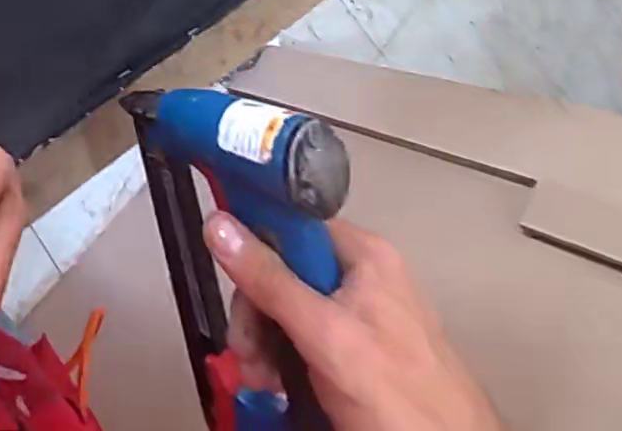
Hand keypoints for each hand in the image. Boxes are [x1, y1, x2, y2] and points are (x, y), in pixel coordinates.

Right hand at [206, 213, 501, 430]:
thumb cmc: (404, 404)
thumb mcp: (326, 336)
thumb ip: (269, 280)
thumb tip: (217, 224)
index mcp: (362, 254)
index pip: (288, 218)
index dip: (251, 236)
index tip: (224, 262)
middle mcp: (359, 274)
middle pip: (279, 266)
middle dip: (254, 310)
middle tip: (247, 351)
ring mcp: (357, 313)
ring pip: (283, 303)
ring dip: (261, 339)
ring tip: (261, 378)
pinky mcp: (353, 348)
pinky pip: (299, 333)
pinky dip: (280, 356)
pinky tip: (277, 385)